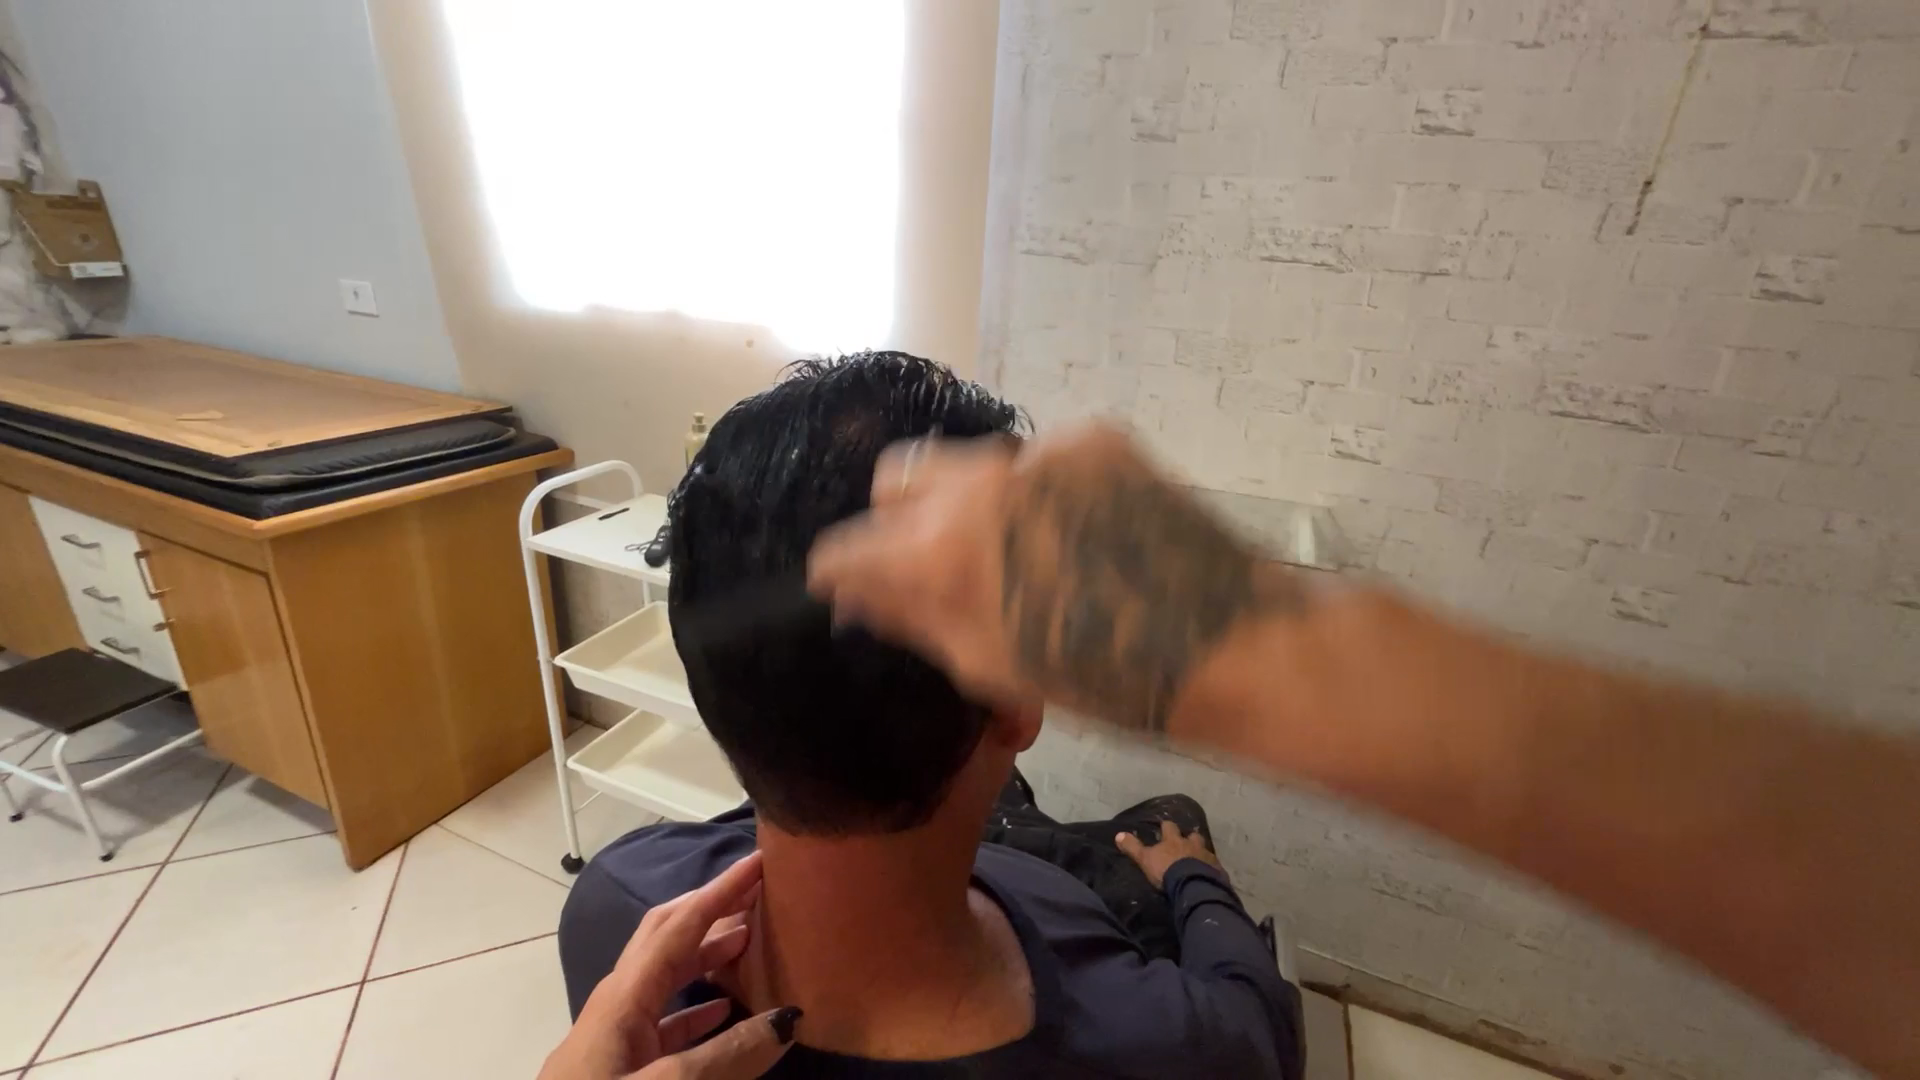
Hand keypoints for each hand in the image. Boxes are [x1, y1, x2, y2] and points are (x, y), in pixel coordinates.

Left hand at [539, 852, 798, 1079]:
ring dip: (706, 955)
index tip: (761, 859)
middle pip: (665, 941)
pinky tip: (723, 1012)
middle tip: (757, 895)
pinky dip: (697, 1006)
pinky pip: (663, 1021)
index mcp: (619, 1001)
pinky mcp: (613, 1075)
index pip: (679, 925)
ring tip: (751, 946)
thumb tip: (789, 1016)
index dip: (721, 889)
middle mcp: (612, 1011)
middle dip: (711, 911)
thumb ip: (728, 1054)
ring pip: (664, 980)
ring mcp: (609, 1046)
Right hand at [807, 422, 1303, 734]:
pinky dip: (1034, 492)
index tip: (843, 583)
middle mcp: (981, 482)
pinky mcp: (1093, 436)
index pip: (849, 546)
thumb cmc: (1104, 677)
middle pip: (896, 476)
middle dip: (894, 518)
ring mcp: (1041, 450)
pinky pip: (1035, 457)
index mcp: (946, 551)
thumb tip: (856, 595)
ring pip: (966, 461)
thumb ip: (914, 618)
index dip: (838, 570)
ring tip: (1015, 550)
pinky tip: (1076, 530)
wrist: (1228, 640)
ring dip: (966, 502)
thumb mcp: (992, 666)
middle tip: (927, 560)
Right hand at [1116, 819, 1223, 889]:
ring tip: (1198, 862)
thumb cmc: (1167, 871)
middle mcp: (1192, 844)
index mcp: (1174, 840)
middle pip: (1193, 836)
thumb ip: (1133, 847)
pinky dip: (1211, 870)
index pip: (1169, 827)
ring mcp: (1207, 857)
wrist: (1194, 886)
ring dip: (1201, 854)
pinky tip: (1209, 877)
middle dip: (1189, 838)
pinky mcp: (1218, 872)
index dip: (1166, 827)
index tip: (1164, 828)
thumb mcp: (1145, 859)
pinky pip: (1215, 868)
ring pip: (1205, 851)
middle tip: (1186, 845)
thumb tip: (1118, 834)